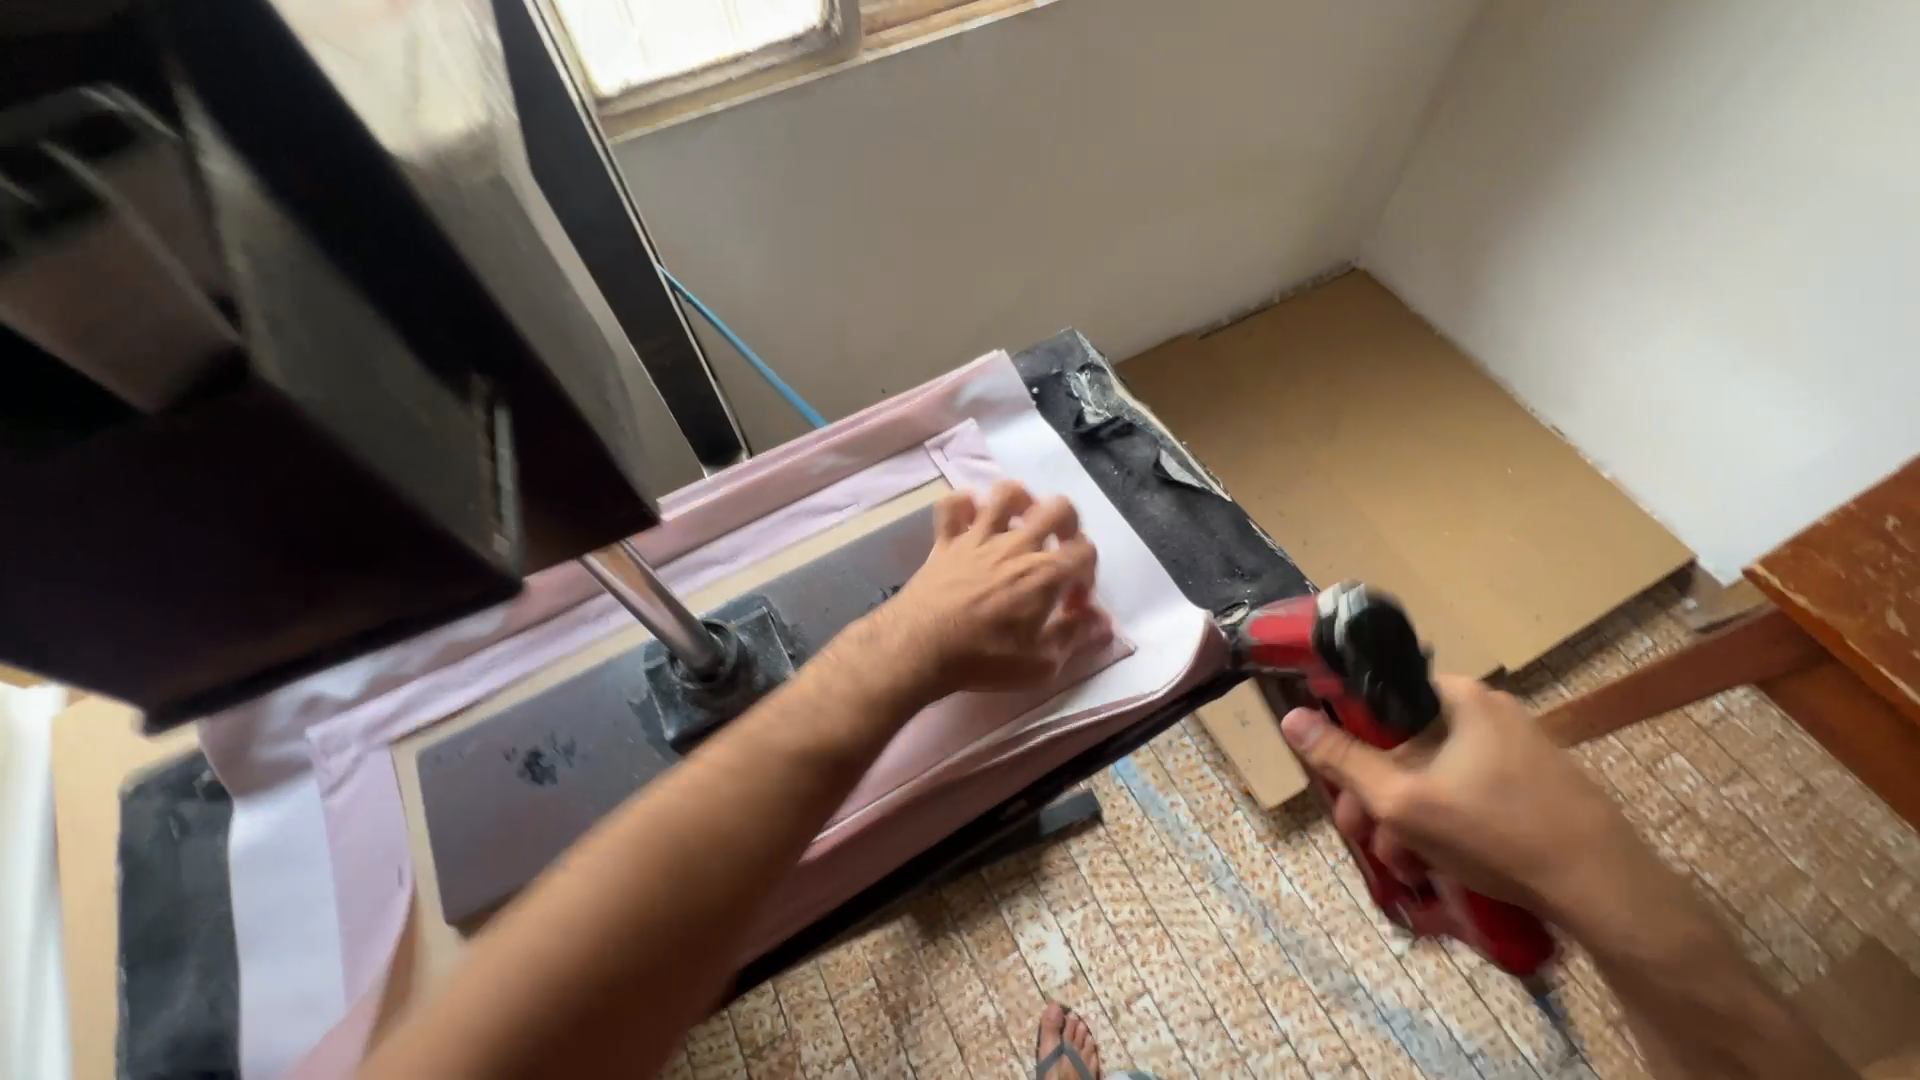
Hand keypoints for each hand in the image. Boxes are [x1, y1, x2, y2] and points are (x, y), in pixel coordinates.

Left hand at [865, 481, 1111, 701]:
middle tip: (1058, 551)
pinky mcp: (945, 541)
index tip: (1073, 603)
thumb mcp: (1040, 663)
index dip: (1088, 575)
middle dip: (1068, 525)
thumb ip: (1076, 638)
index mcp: (1046, 574)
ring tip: (1020, 523)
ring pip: (1007, 493)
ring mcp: (978, 538)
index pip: (1086, 551)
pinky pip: (953, 504)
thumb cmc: (984, 659)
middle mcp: (1017, 545)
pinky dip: (964, 504)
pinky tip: (971, 520)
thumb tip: (1105, 624)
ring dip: (1021, 502)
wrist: (918, 649)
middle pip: (1058, 508)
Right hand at [1280, 676, 1649, 920]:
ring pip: (1433, 773)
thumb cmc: (1495, 832)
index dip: (1349, 739)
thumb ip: (1341, 758)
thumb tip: (1290, 717)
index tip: (1339, 782)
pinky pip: (1467, 790)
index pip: (1380, 699)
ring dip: (1405, 815)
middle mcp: (1487, 712)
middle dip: (1374, 794)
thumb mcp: (1401, 799)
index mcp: (1458, 698)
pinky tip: (1435, 861)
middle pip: (1404, 744)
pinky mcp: (1535, 785)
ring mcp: (1516, 749)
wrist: (1609, 893)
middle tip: (1362, 833)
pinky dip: (1443, 820)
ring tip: (1402, 861)